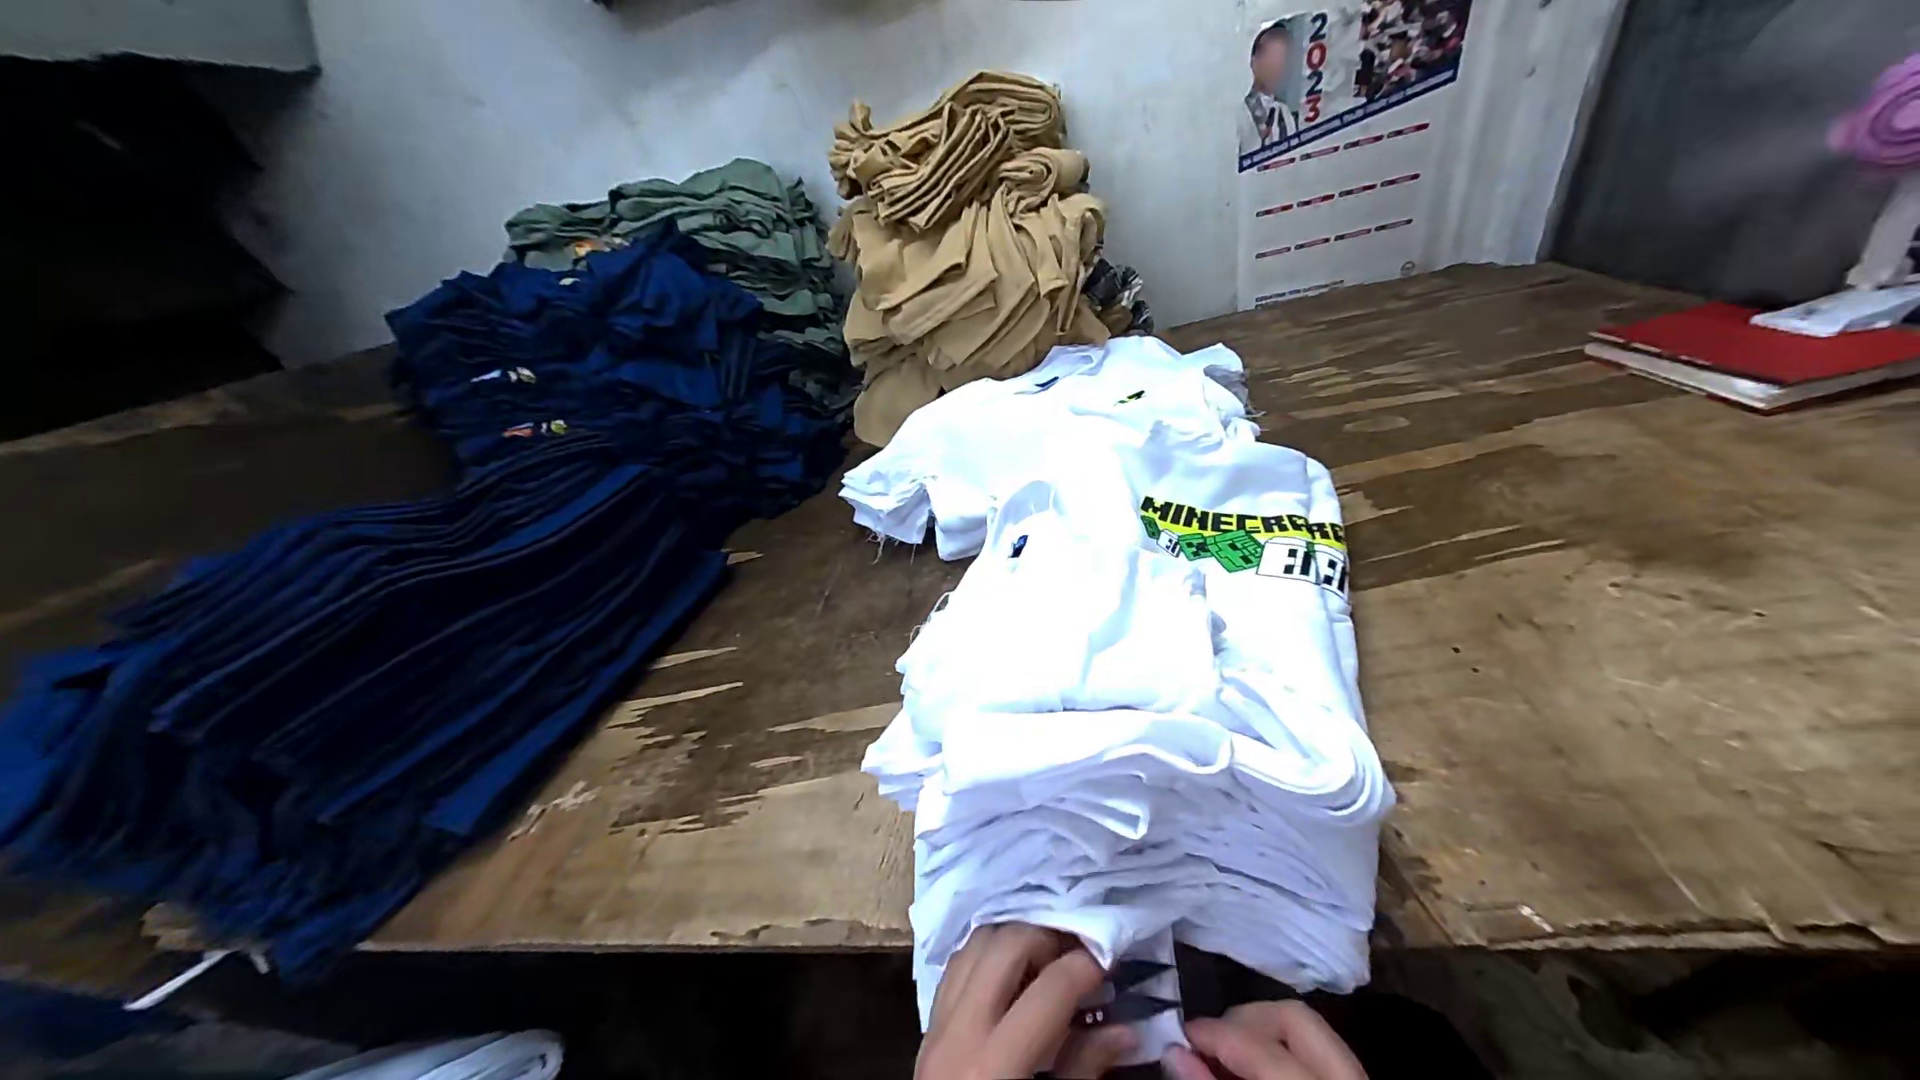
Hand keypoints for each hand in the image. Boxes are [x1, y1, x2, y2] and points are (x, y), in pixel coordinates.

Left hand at [916, 923, 1137, 1079]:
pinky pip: (958, 962)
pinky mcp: (929, 1023)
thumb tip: (1125, 1029)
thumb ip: (1085, 1068)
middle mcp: (962, 1030)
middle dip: (1048, 938)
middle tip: (1076, 954)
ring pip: (977, 941)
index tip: (1108, 960)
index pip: (1049, 990)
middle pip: (1007, 946)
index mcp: (997, 1065)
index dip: (1085, 967)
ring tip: (1046, 956)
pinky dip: (988, 951)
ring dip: (1016, 936)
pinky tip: (1012, 968)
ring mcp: (939, 1022)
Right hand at [1163, 1001, 1366, 1079]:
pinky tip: (1257, 1072)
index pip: (1264, 1046)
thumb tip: (1175, 1052)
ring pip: (1310, 1031)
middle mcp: (1351, 1078)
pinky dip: (1284, 1054)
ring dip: (1263, 1034)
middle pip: (1295, 1017)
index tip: (1179, 1036)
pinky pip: (1321, 1056)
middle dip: (1244, 1020)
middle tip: (1209, 1043)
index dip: (1215, 1035)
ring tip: (1229, 1058)